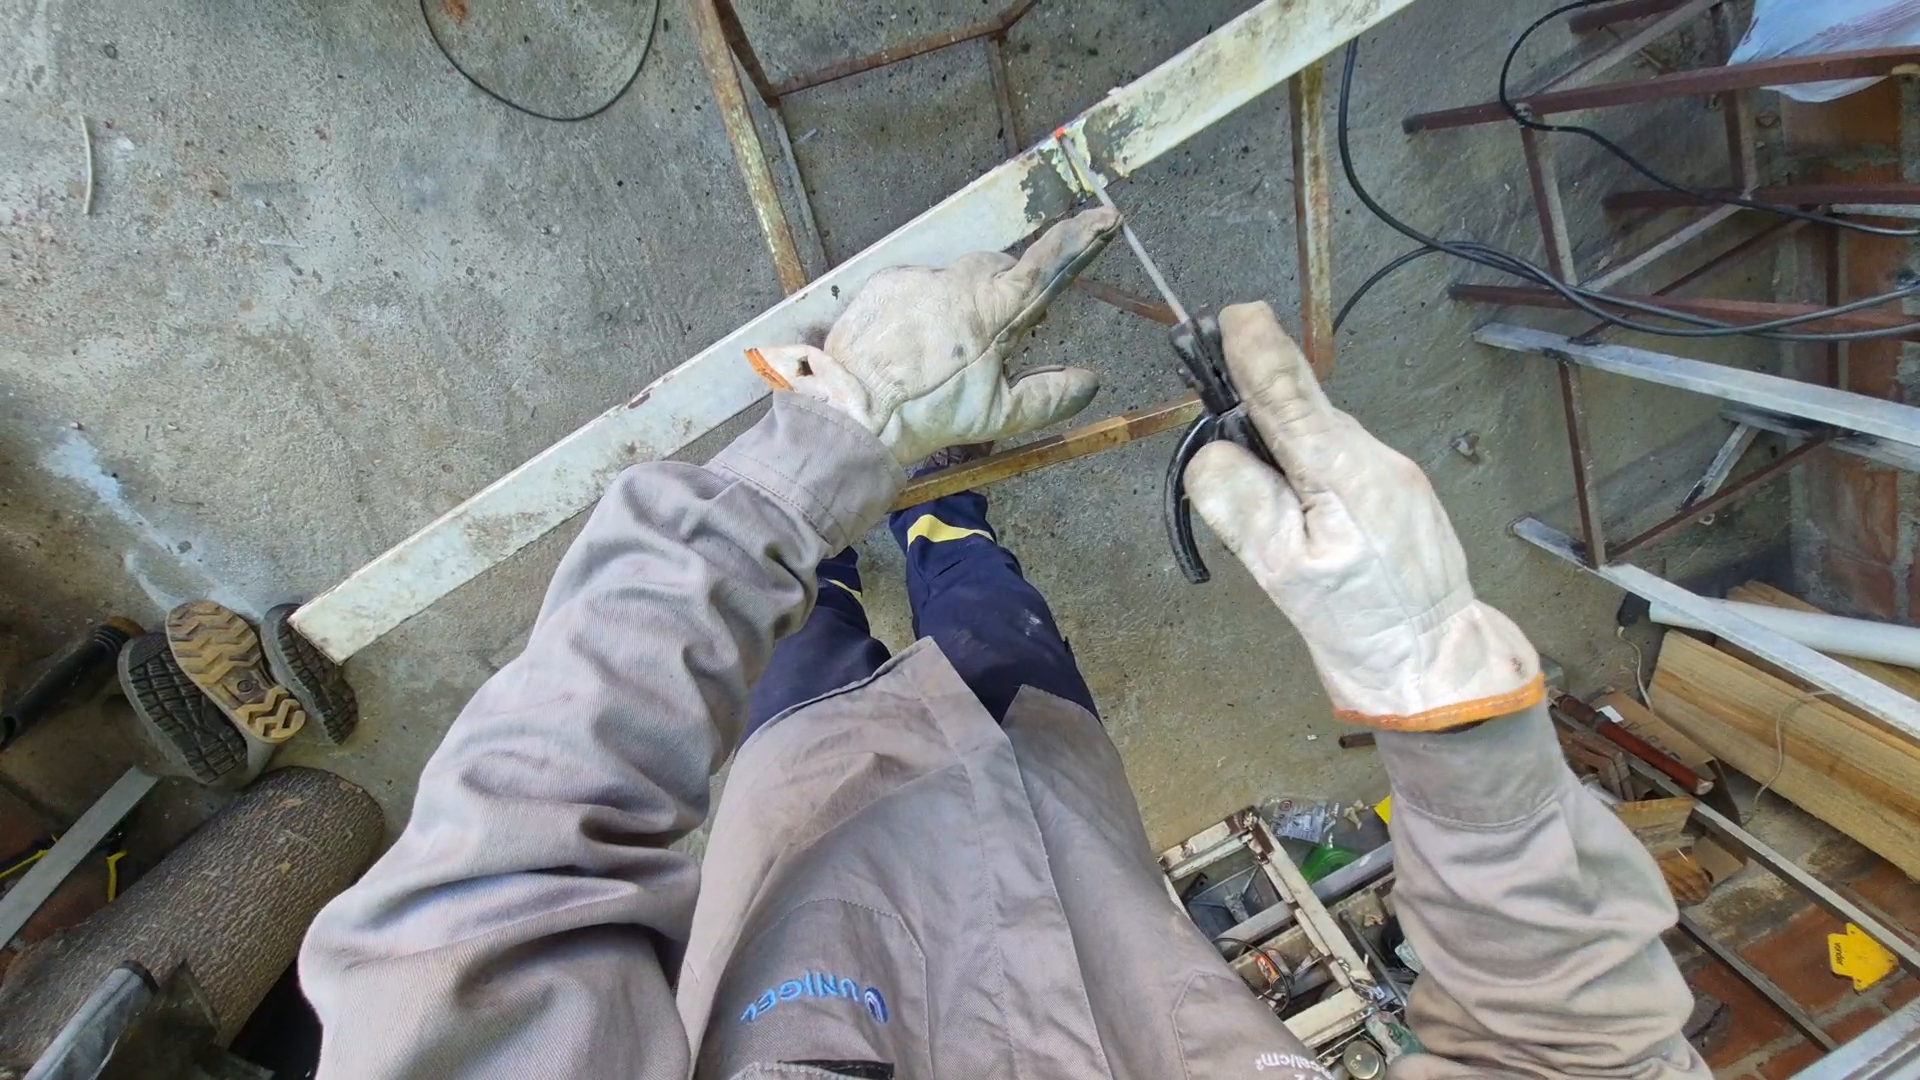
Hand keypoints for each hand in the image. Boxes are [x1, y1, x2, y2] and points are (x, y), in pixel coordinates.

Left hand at [749, 208, 1120, 464]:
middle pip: (999, 270)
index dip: (1081, 240)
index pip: (1047, 266)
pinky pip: (918, 285)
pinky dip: (924, 307)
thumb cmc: (927, 415)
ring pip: (957, 278)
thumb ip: (1049, 397)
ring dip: (962, 303)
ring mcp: (920, 277)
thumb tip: (1090, 380)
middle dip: (1006, 292)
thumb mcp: (997, 416)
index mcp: (993, 310)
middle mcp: (958, 282)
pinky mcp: (888, 281)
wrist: (855, 411)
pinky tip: (913, 344)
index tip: (1106, 217)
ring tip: (946, 350)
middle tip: (998, 336)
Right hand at [1182, 303, 1542, 731]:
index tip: (1234, 315)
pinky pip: (1330, 456)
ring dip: (1274, 438)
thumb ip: (1242, 505)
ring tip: (1250, 485)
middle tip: (1211, 408)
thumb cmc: (1356, 625)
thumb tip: (1208, 454)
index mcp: (1344, 473)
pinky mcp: (1393, 488)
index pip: (1289, 395)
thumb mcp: (1282, 572)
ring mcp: (1389, 470)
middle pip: (1300, 408)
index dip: (1257, 352)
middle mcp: (1373, 456)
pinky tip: (1289, 501)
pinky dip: (1298, 462)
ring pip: (1314, 434)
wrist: (1434, 663)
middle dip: (1254, 398)